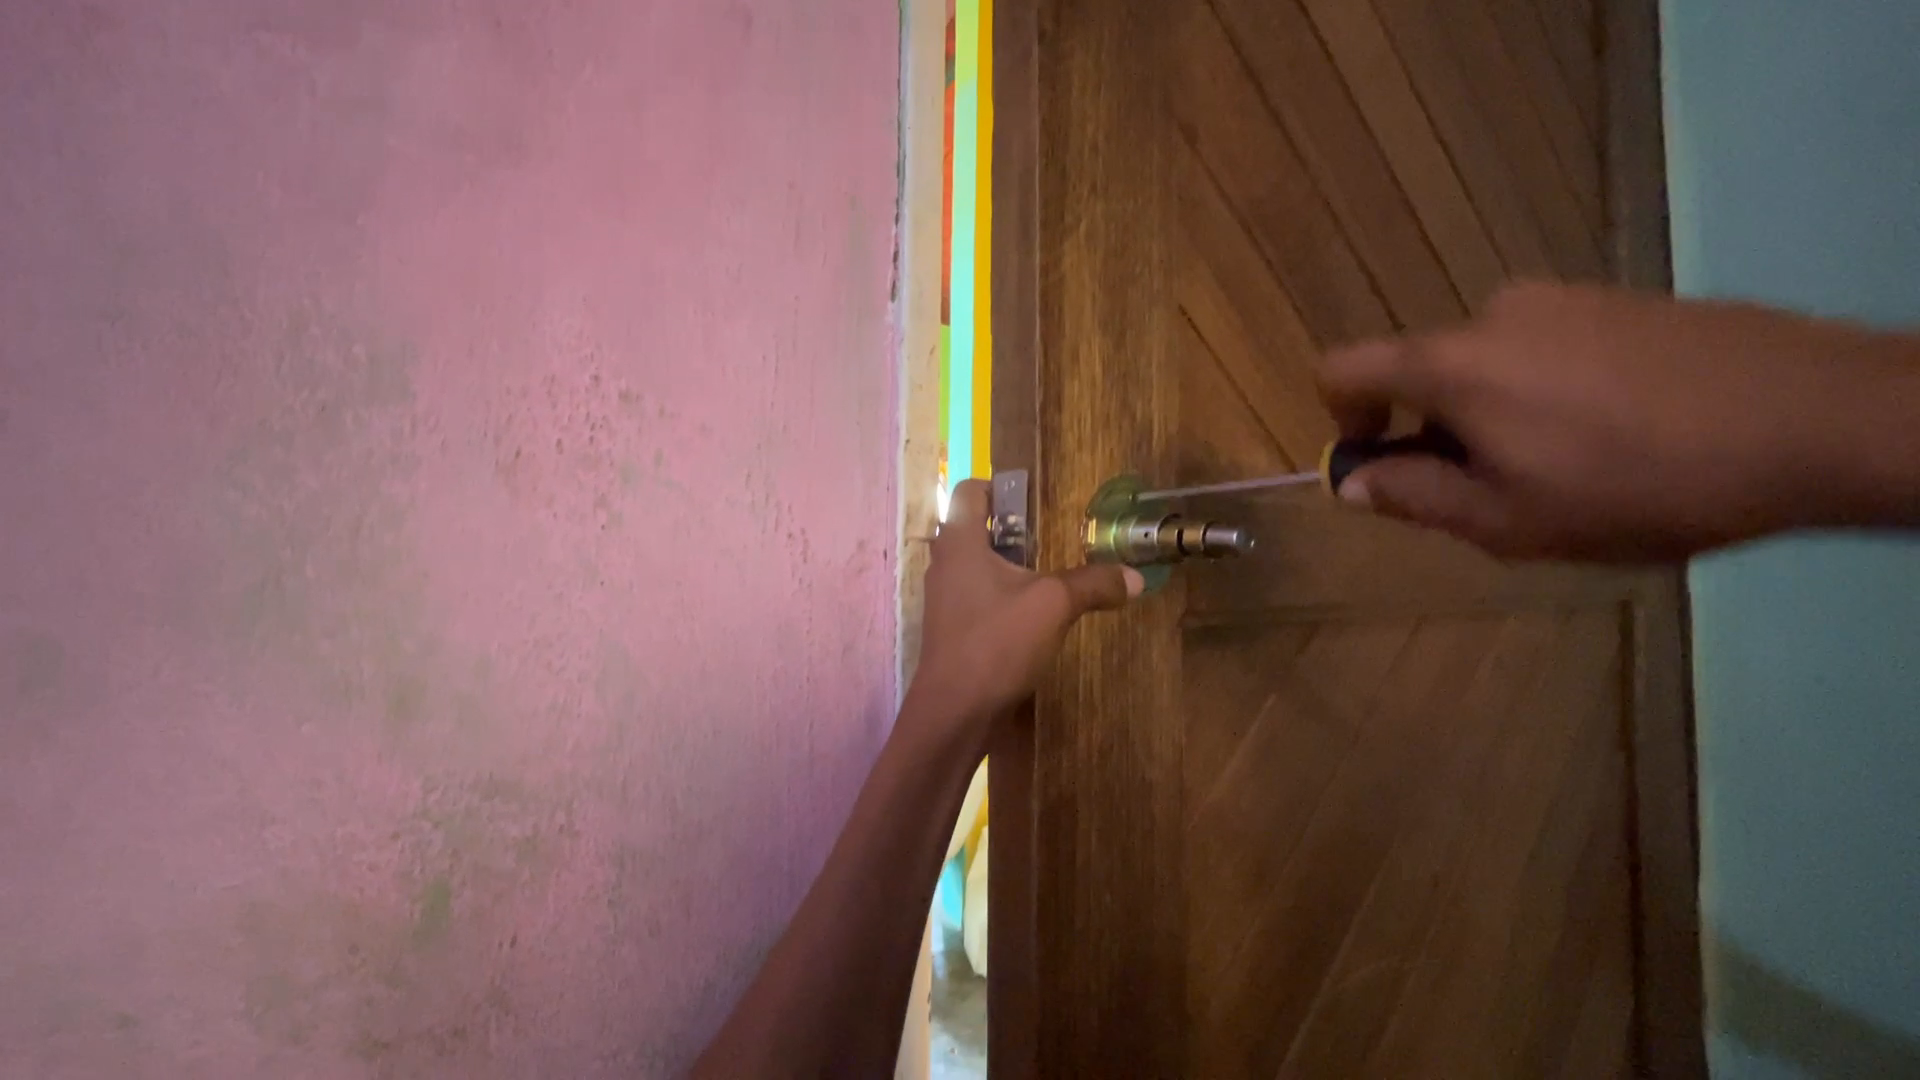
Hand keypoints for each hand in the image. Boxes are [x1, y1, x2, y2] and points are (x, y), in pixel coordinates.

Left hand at [907, 480, 1143, 730]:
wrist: (954, 710)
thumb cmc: (997, 642)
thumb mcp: (1054, 605)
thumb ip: (1094, 583)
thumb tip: (1136, 578)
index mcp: (959, 541)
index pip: (969, 490)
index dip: (1000, 486)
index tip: (1036, 501)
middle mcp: (945, 562)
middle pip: (975, 526)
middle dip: (1014, 529)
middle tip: (1054, 538)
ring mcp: (944, 597)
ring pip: (977, 564)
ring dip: (1010, 565)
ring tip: (1049, 576)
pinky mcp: (951, 627)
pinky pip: (977, 595)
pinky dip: (1003, 595)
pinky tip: (1033, 616)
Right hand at [1318, 283, 1919, 560]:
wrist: (1825, 419)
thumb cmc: (1638, 483)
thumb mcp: (1506, 520)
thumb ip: (1412, 497)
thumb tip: (1352, 482)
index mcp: (1451, 364)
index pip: (1343, 369)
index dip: (1340, 418)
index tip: (1381, 460)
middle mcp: (1493, 314)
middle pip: (1421, 373)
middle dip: (1433, 431)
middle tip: (1493, 489)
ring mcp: (1564, 298)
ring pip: (1487, 365)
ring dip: (1493, 415)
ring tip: (1565, 467)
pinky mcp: (1622, 299)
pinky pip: (1545, 349)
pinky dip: (1546, 392)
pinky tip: (1616, 434)